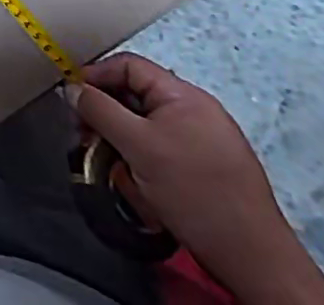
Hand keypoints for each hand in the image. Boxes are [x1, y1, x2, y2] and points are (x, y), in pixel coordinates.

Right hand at [70, 53, 323, 304]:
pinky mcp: (206, 165)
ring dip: (122, 140)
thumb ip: (99, 110)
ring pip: (145, 124)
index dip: (95, 76)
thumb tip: (71, 88)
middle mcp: (195, 109)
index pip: (128, 66)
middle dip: (106, 113)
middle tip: (84, 135)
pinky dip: (142, 157)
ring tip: (111, 164)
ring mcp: (203, 138)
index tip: (72, 98)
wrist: (252, 257)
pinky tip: (137, 181)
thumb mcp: (137, 146)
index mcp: (183, 95)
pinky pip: (162, 147)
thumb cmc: (193, 191)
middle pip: (135, 95)